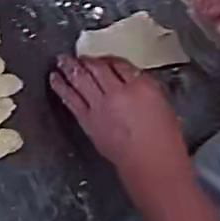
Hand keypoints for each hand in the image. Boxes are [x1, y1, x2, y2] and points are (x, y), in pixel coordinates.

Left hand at [49, 54, 185, 169]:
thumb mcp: (164, 106)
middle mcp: (118, 91)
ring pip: (80, 79)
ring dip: (69, 67)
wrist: (151, 165)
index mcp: (142, 86)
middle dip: (86, 60)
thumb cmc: (165, 141)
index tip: (103, 59)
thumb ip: (144, 90)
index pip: (120, 65)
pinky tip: (54, 79)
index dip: (109, 59)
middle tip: (78, 55)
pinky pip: (70, 98)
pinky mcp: (87, 119)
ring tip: (61, 60)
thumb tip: (131, 82)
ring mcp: (100, 105)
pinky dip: (60, 86)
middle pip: (97, 68)